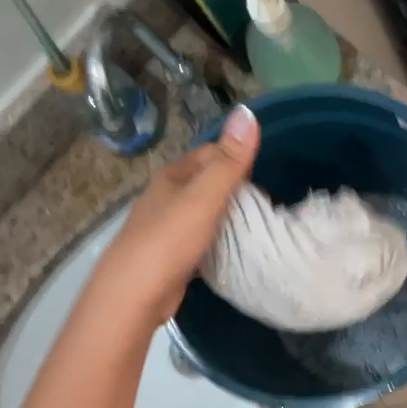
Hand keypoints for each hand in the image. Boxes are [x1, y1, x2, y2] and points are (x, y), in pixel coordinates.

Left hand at [99, 104, 258, 320]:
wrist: (134, 295)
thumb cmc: (169, 241)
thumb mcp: (205, 197)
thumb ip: (229, 161)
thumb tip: (248, 112)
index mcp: (174, 176)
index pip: (213, 152)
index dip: (240, 156)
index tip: (270, 172)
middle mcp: (169, 196)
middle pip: (210, 181)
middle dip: (238, 186)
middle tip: (272, 202)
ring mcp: (169, 225)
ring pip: (207, 210)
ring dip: (230, 213)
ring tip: (261, 223)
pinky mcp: (174, 253)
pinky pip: (205, 235)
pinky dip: (221, 237)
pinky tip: (237, 247)